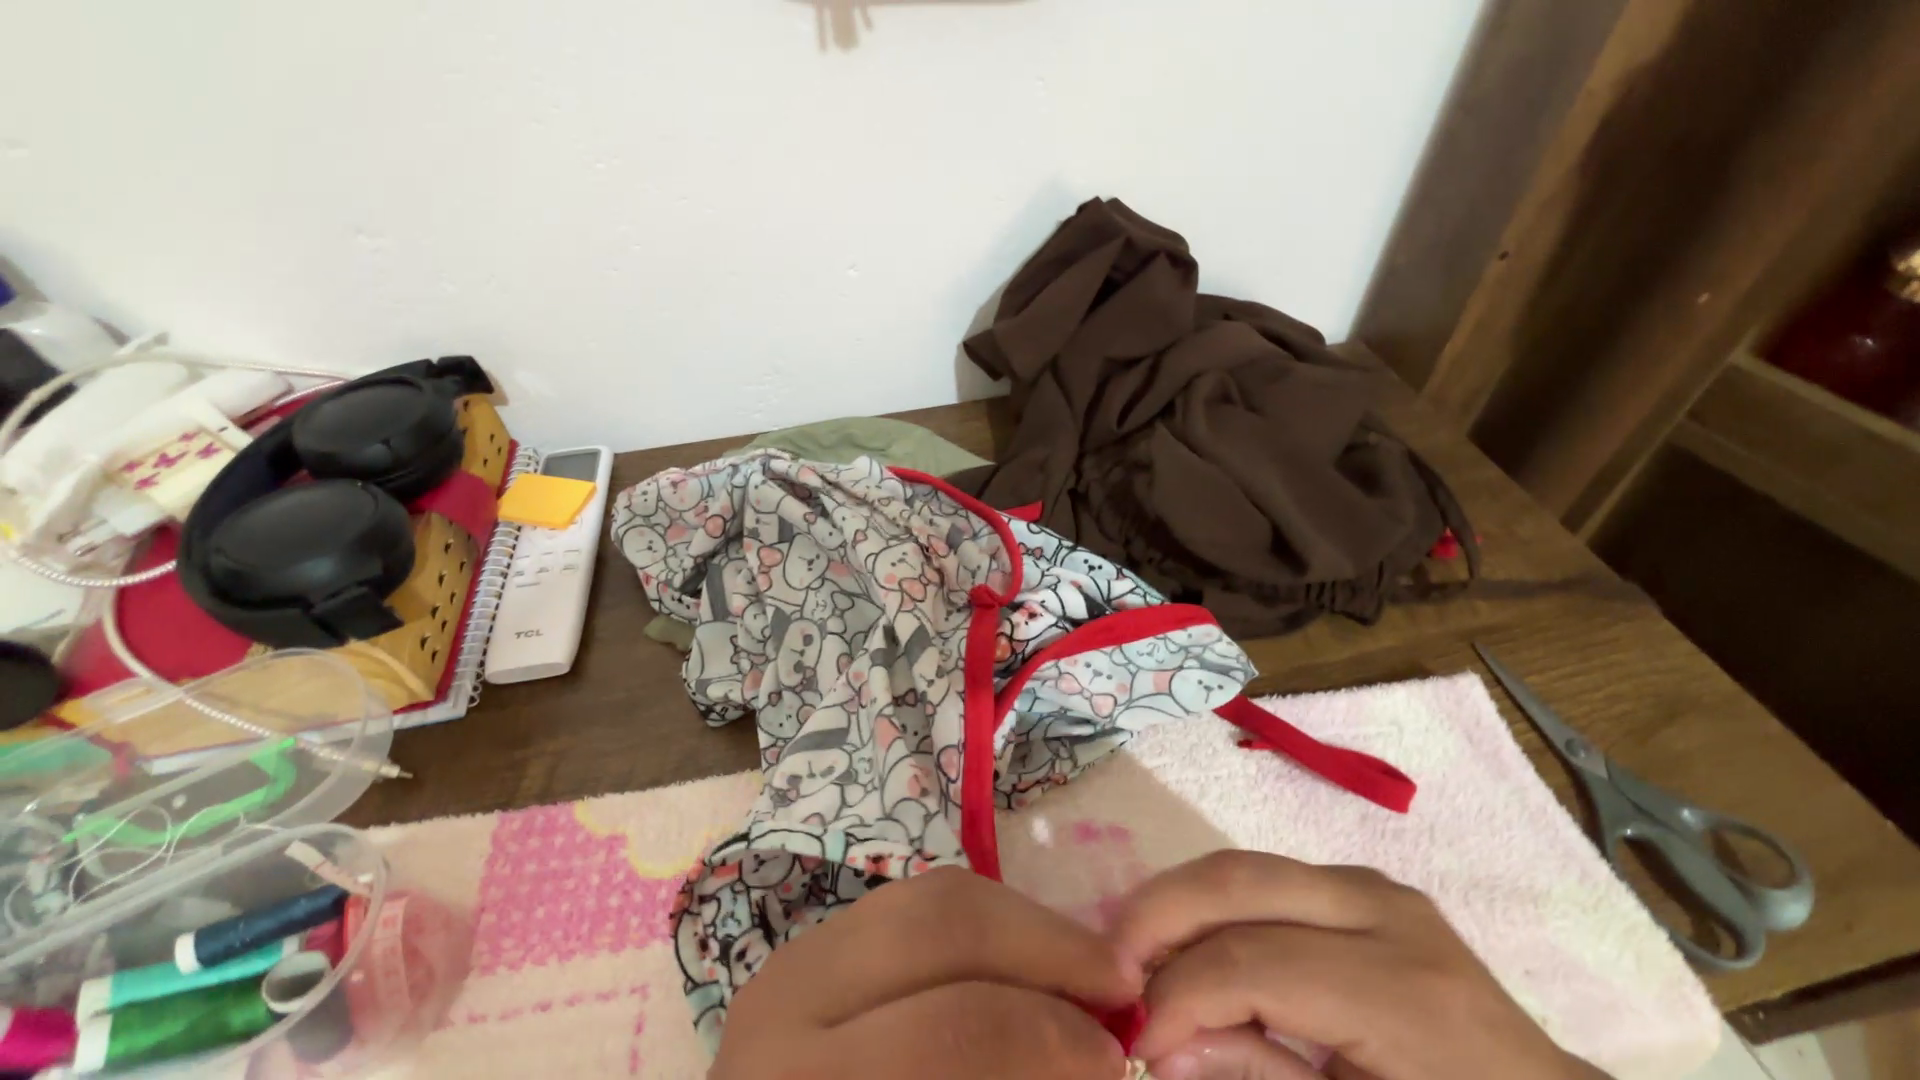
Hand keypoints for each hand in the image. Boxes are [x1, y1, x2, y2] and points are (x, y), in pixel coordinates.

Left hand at [710, 866, 1140, 1079]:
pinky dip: (981, 923)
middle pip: (942, 927)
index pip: (956, 1031)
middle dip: (1050, 949)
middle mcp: (787, 1003)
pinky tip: (1020, 957)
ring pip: (929, 896)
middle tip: (1119, 987)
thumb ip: (1015, 1079)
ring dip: (1022, 923)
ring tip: (1080, 964)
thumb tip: (1098, 1056)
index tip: (1116, 1059)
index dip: (1052, 1036)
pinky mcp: (809, 946)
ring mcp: (793, 960)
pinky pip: (910, 906)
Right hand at [1108, 852, 1607, 1079]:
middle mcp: (1385, 913)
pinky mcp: (1361, 884)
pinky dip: (1211, 903)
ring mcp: (1375, 887)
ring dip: (1176, 904)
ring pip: (1242, 865)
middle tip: (1110, 969)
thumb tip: (1160, 1045)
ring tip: (1137, 956)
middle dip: (1156, 918)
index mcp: (1401, 992)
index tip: (1135, 1040)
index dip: (1178, 997)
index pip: (1252, 963)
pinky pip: (1264, 876)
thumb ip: (1255, 1073)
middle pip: (1237, 881)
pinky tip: (1187, 944)